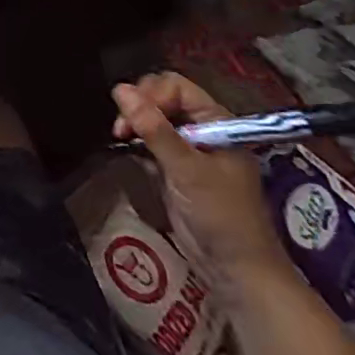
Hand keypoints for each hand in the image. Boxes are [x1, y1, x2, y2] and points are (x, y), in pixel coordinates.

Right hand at [111, 73, 284, 276]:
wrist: (235, 268)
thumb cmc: (220, 214)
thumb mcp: (186, 169)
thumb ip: (153, 128)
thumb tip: (119, 88)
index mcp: (217, 122)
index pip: (176, 87)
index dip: (151, 94)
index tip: (131, 114)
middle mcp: (203, 130)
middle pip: (162, 98)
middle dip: (138, 106)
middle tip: (122, 128)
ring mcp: (189, 149)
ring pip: (153, 117)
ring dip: (134, 122)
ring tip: (121, 136)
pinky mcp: (174, 166)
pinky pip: (149, 139)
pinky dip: (136, 139)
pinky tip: (126, 147)